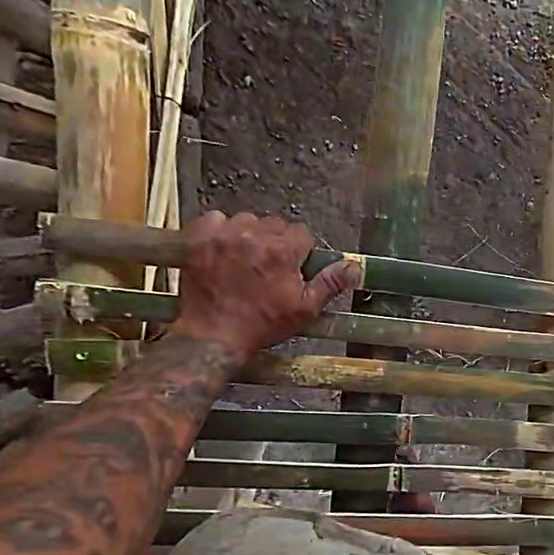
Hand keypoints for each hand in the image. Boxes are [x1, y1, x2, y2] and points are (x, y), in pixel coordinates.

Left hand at [171, 211, 359, 362]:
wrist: (214, 335)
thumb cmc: (262, 324)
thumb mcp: (305, 309)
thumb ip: (330, 283)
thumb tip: (354, 266)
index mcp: (283, 251)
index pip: (301, 233)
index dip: (299, 251)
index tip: (292, 267)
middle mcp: (254, 236)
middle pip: (274, 225)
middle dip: (275, 241)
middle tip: (269, 267)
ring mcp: (224, 236)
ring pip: (247, 221)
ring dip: (250, 235)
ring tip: (246, 259)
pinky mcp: (199, 239)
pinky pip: (215, 219)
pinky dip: (221, 230)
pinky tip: (224, 250)